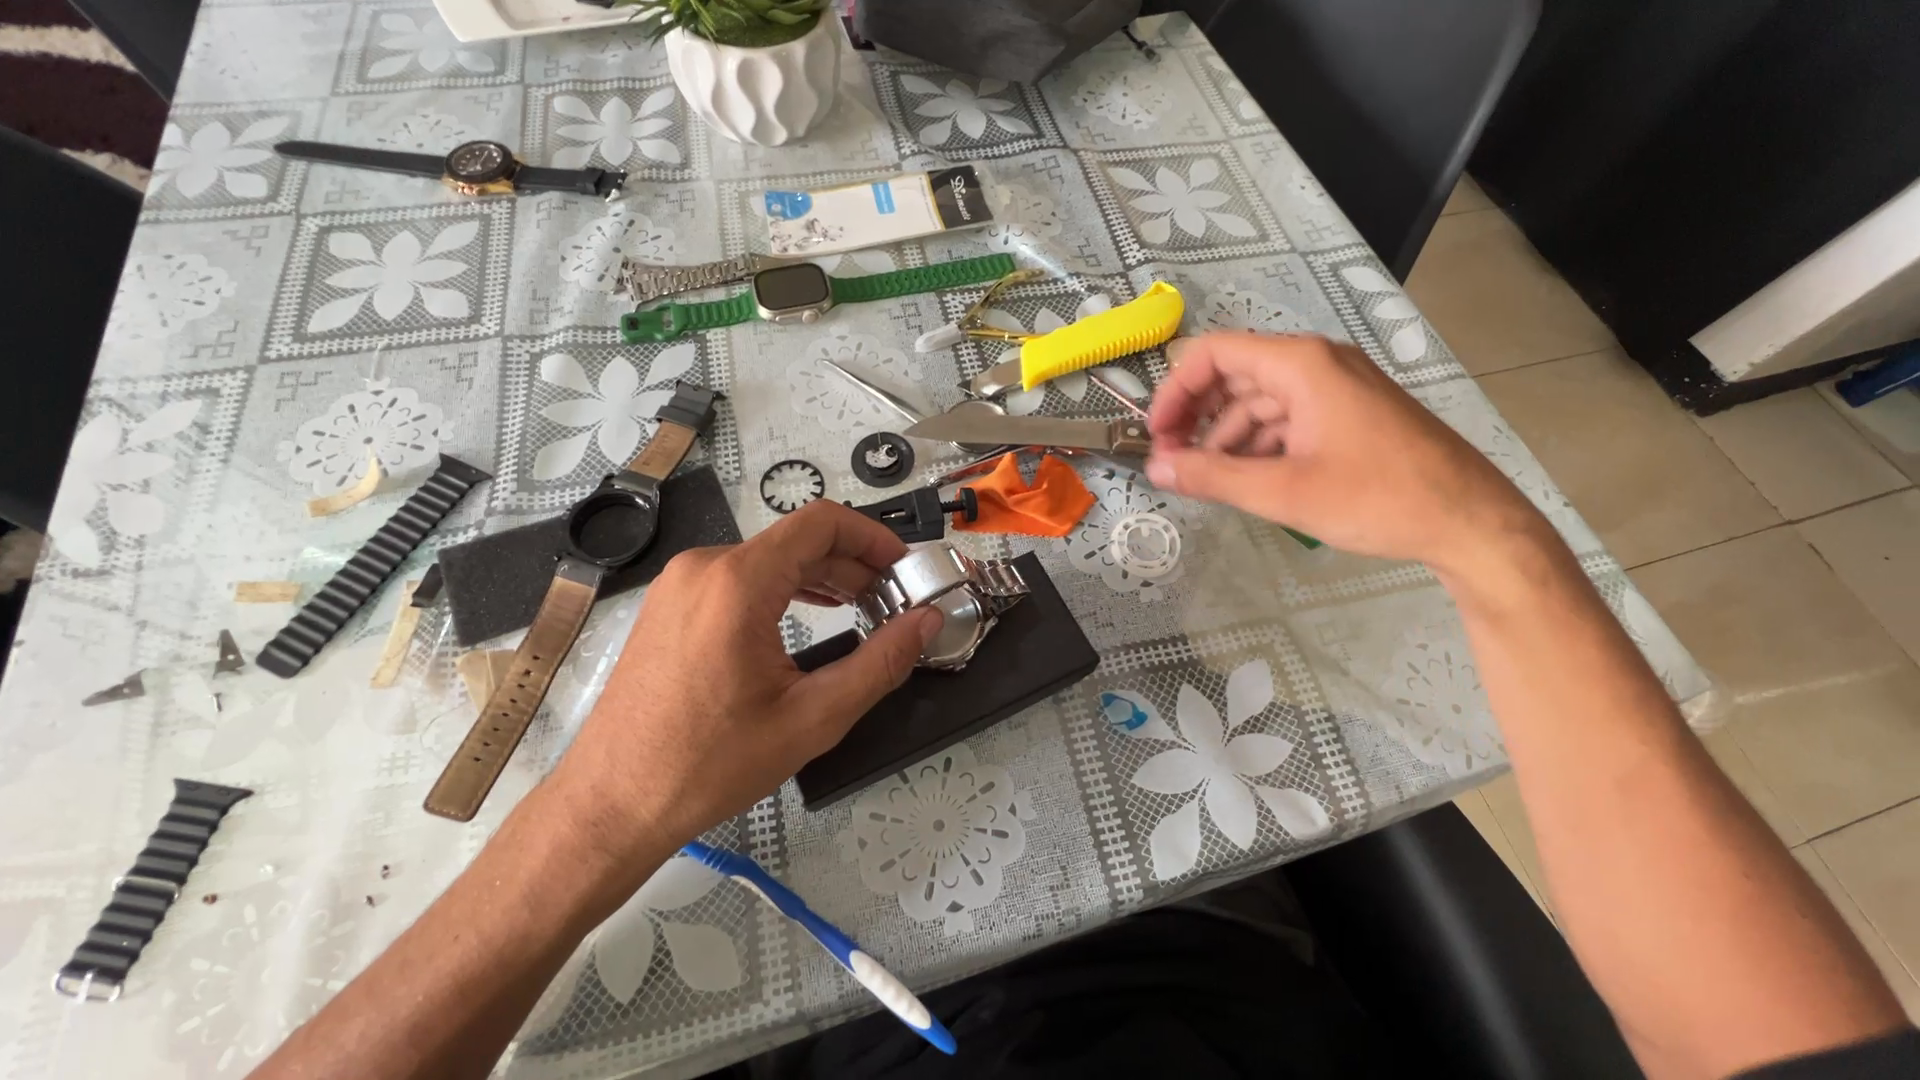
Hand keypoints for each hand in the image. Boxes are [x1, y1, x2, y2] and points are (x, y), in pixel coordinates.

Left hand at [543, 501, 940, 882]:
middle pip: (796, 540)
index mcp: (737, 583)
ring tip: (861, 611)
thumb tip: (926, 623)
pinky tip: (810, 616)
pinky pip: (737, 579)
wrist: (614, 801)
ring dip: (820, 577)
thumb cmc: (708, 764)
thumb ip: (881, 663)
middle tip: (891, 603)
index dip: (872, 537)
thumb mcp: (813, 718)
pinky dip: (782, 590)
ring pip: (767, 559)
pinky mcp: (669, 607)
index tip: (903, 569)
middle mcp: (702, 569)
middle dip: (852, 565)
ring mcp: (679, 585)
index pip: (820, 523)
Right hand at [1146, 332, 1547, 573]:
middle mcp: (1318, 364)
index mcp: (1301, 365)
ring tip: (1205, 480)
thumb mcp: (1284, 492)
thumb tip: (1155, 469)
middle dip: (1197, 417)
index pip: (1214, 353)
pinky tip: (1247, 478)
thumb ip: (1212, 477)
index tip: (1157, 437)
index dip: (1175, 392)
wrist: (1471, 521)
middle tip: (1173, 462)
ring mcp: (1338, 388)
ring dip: (1226, 436)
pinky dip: (1260, 444)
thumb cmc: (1378, 498)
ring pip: (1260, 401)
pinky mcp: (1351, 414)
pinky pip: (1289, 418)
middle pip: (1235, 375)